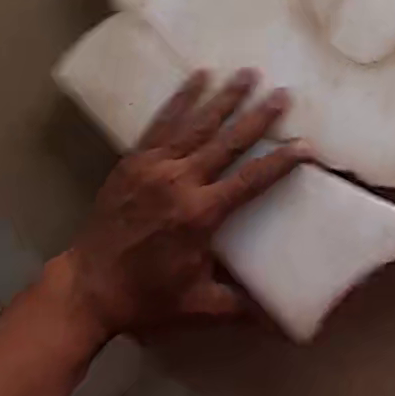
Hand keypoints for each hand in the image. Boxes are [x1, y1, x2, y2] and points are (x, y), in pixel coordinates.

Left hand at [52, 69, 309, 338]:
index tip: (305, 144)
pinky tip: (197, 78)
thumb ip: (240, 305)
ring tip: (247, 73)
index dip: (280, 162)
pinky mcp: (134, 158)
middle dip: (257, 117)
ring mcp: (154, 165)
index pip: (250, 181)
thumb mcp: (198, 306)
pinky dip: (181, 98)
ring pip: (196, 124)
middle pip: (227, 142)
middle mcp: (180, 181)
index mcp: (200, 215)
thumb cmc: (147, 296)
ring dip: (224, 97)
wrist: (89, 284)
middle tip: (282, 93)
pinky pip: (161, 122)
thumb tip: (282, 322)